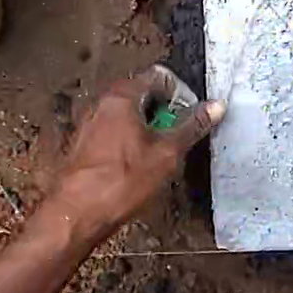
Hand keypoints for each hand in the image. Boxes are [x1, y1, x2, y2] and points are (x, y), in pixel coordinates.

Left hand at [46, 66, 223, 242]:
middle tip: (180, 138)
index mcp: (121, 97)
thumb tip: (216, 106)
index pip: (159, 77)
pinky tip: (140, 168)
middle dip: (166, 114)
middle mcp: (101, 104)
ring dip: (150, 130)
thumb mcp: (168, 153)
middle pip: (144, 96)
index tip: (192, 116)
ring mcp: (89, 125)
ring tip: (163, 156)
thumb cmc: (121, 181)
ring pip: (130, 117)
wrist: (77, 215)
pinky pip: (116, 134)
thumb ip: (192, 126)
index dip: (182, 94)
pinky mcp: (85, 146)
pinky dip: (133, 142)